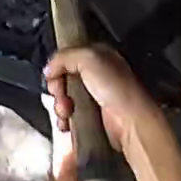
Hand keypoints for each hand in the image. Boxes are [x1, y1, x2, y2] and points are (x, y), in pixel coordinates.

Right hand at [44, 45, 163, 150]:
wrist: (132, 124)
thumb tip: (49, 70)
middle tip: (60, 96)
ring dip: (60, 106)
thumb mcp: (87, 58)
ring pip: (65, 99)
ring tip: (65, 113)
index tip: (53, 75)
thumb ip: (63, 57)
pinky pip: (71, 118)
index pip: (69, 56)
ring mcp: (95, 99)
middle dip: (57, 88)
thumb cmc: (116, 88)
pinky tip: (67, 124)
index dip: (57, 65)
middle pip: (64, 78)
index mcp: (99, 56)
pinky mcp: (94, 120)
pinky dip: (65, 121)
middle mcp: (97, 77)